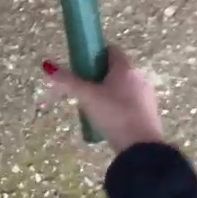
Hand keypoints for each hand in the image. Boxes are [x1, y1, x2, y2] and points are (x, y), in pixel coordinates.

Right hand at [43, 47, 163, 152]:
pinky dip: (118, 104)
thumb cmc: (114, 114)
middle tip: (83, 86)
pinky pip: (130, 102)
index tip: (81, 62)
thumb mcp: (87, 96)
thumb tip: (47, 66)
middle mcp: (139, 78)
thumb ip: (68, 81)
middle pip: (116, 69)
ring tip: (92, 105)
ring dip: (108, 91)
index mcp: (125, 69)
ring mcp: (146, 96)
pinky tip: (107, 117)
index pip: (111, 50)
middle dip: (99, 75)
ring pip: (123, 87)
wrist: (141, 147)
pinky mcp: (149, 113)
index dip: (95, 52)